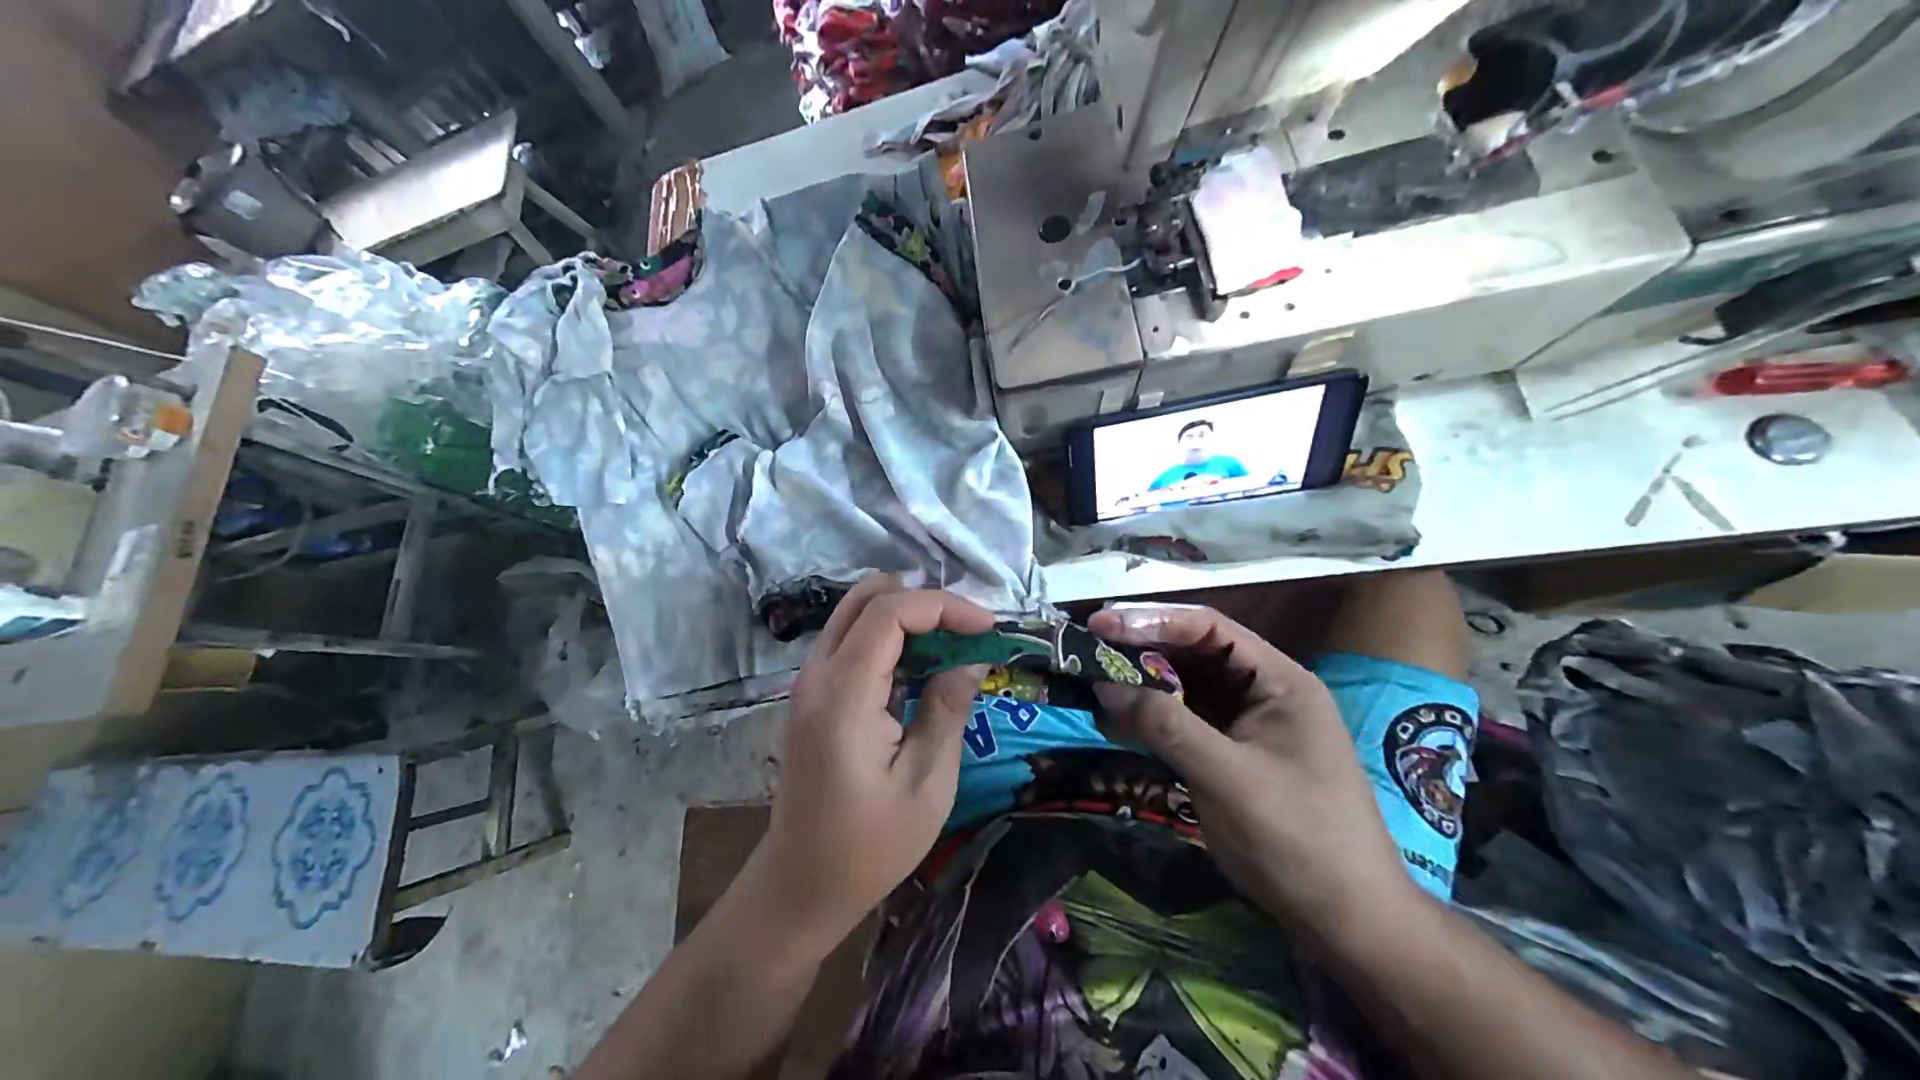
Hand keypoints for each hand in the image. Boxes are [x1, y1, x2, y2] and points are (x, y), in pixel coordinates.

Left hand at [752, 573, 992, 955]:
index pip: (890, 611)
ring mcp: (809, 684)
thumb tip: (972, 658)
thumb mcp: (927, 782)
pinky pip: (850, 641)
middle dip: (924, 601)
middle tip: (969, 630)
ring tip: (953, 644)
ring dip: (907, 616)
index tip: (988, 627)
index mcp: (844, 694)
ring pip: (855, 614)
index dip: (944, 606)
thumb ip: (948, 708)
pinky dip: (889, 637)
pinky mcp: (813, 696)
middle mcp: (818, 675)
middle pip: (866, 598)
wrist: (801, 884)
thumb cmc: (869, 845)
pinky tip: (921, 666)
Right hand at [1089, 604, 1418, 937]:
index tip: (1099, 623)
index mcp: (1279, 680)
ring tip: (1090, 680)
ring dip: (1141, 684)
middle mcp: (1263, 692)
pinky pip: (1185, 723)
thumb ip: (1165, 725)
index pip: (1208, 628)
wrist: (1347, 918)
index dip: (1151, 620)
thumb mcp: (1226, 776)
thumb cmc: (1296, 837)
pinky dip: (1151, 718)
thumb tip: (1103, 685)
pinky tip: (1115, 719)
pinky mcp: (1232, 756)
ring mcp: (1247, 726)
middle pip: (1194, 654)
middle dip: (1140, 649)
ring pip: (1185, 689)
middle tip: (1087, 649)